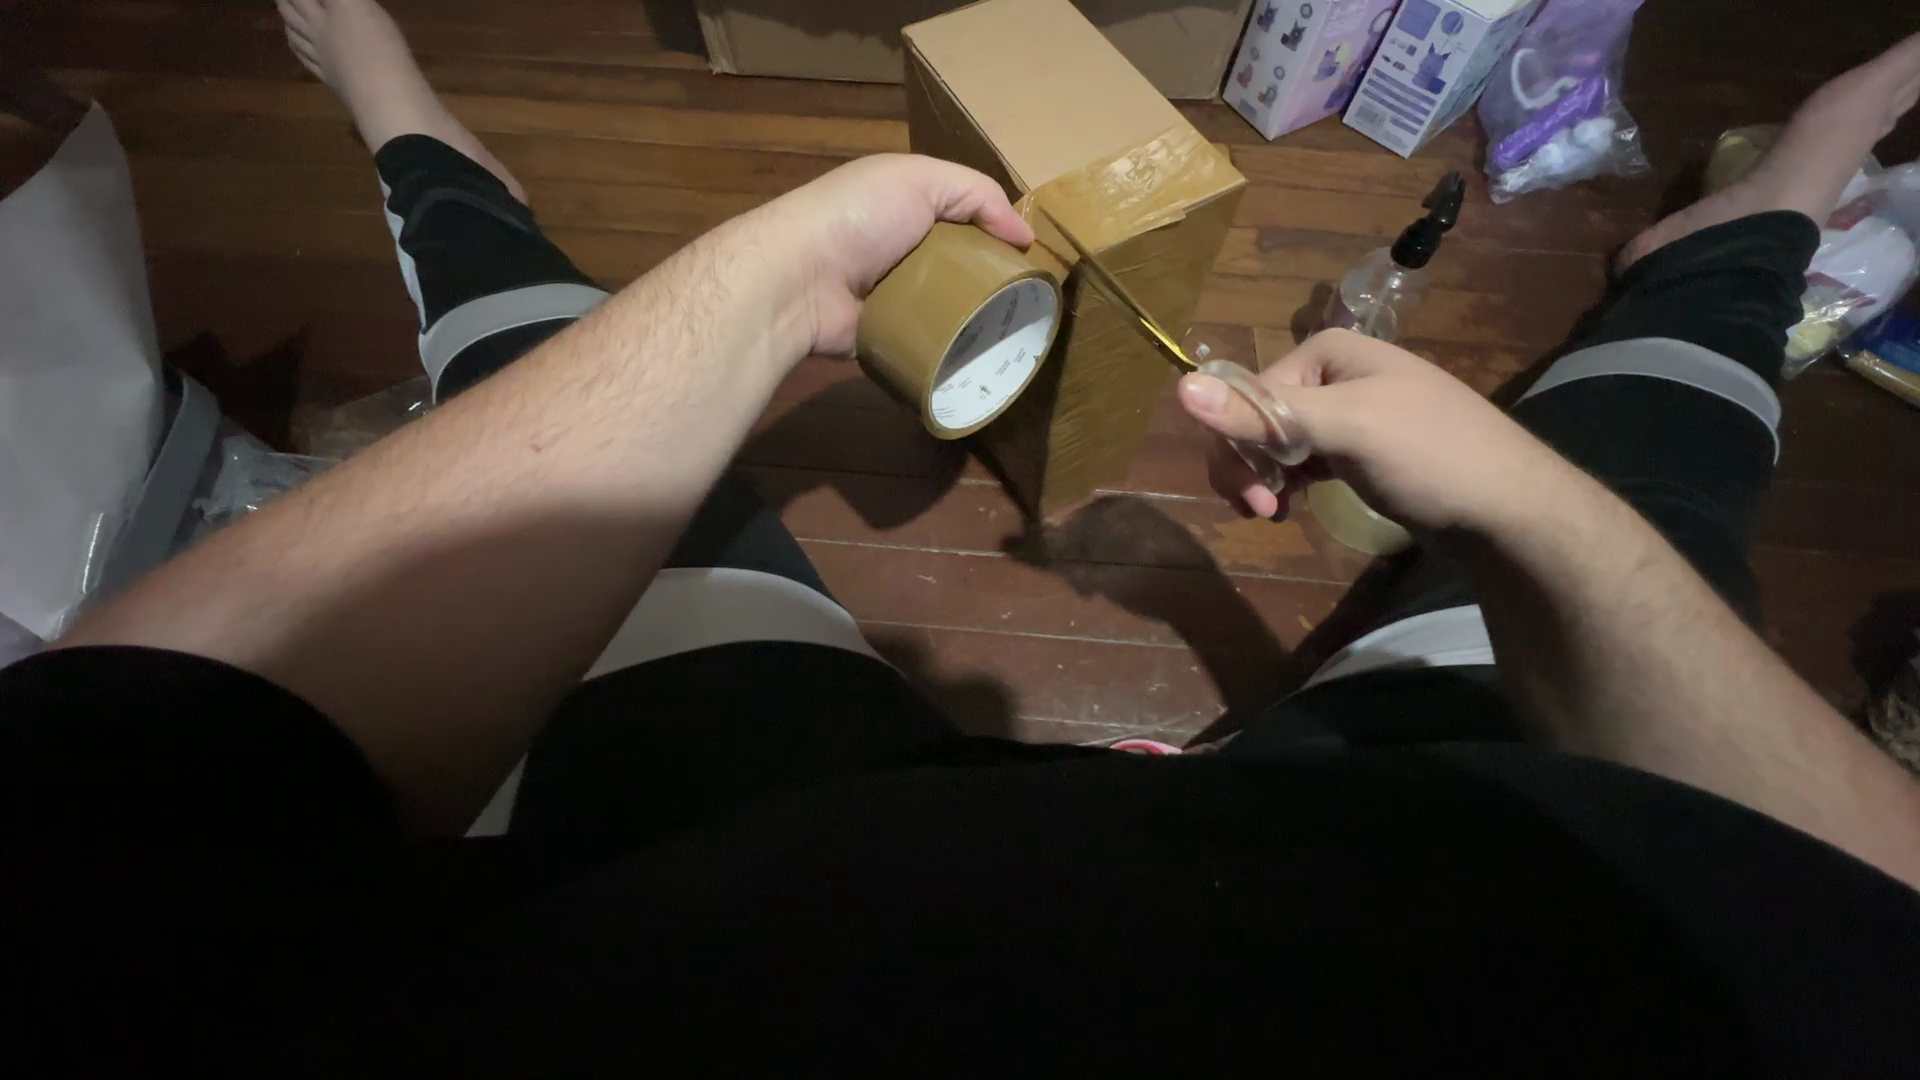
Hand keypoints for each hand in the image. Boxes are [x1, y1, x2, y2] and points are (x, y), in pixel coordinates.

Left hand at [754, 154, 1034, 356]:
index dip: (1001, 236)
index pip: (969, 221)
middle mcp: (905, 253)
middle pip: (964, 269)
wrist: (802, 278)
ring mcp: (897, 298)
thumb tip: (1027, 235)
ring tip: (1016, 337)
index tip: (1034, 260)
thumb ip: (978, 194)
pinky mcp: (891, 337)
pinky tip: (982, 358)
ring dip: (977, 322)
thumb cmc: (862, 216)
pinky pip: (929, 343)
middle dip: (994, 284)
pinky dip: (951, 349)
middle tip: (1032, 305)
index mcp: (911, 210)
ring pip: (951, 310)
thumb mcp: (923, 179)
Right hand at [1177, 329, 1567, 532]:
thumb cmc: (1430, 456)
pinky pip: (1296, 461)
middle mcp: (1329, 373)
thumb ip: (1264, 413)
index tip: (1249, 500)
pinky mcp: (1352, 446)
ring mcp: (1343, 411)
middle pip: (1254, 420)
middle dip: (1248, 468)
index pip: (1245, 396)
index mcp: (1324, 351)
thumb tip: (1180, 388)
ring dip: (1262, 481)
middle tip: (1262, 513)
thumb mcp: (1344, 429)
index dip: (1235, 448)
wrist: (1508, 510)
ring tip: (1275, 515)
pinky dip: (1284, 485)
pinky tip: (1289, 508)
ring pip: (1271, 444)